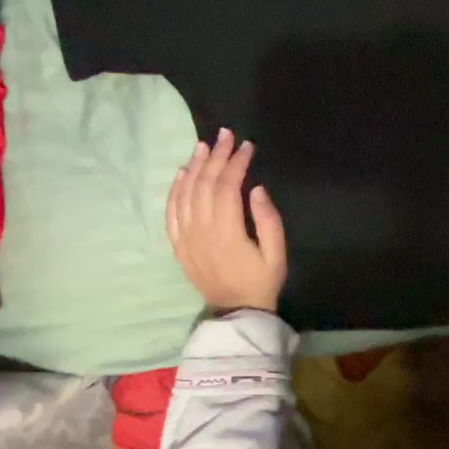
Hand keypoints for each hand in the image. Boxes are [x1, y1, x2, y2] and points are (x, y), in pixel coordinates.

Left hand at [166, 129, 287, 312]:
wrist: (236, 313)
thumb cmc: (261, 282)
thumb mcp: (276, 254)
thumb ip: (268, 220)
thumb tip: (256, 188)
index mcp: (227, 232)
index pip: (227, 186)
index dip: (236, 163)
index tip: (247, 146)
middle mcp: (201, 231)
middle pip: (204, 184)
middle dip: (215, 156)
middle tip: (225, 135)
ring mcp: (186, 238)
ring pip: (185, 193)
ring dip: (194, 167)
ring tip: (203, 146)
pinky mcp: (178, 245)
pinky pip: (171, 212)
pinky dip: (175, 189)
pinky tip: (182, 172)